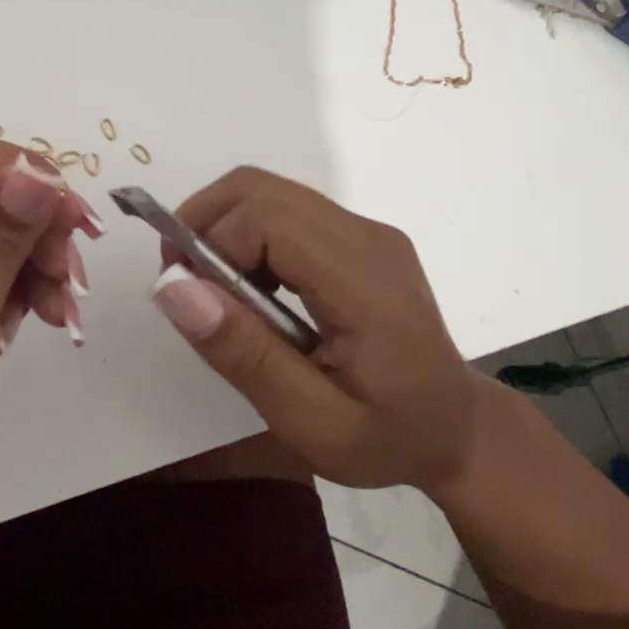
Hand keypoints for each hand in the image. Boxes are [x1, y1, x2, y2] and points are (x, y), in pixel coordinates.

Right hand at [149, 167, 485, 492]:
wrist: (456, 434)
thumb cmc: (387, 439)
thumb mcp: (312, 422)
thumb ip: (245, 355)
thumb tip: (172, 287)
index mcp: (363, 281)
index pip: (265, 217)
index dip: (210, 245)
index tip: (188, 301)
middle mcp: (366, 237)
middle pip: (258, 189)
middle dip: (202, 226)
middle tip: (185, 288)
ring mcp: (364, 232)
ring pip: (265, 193)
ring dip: (219, 231)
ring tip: (214, 295)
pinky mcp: (355, 239)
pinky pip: (281, 212)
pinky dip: (243, 238)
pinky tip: (247, 292)